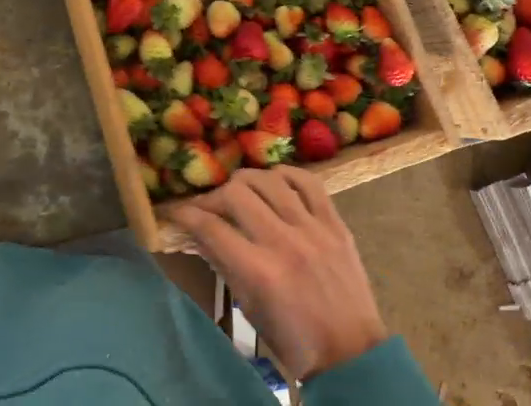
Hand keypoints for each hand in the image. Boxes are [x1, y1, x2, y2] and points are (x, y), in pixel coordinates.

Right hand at [170, 166, 387, 380]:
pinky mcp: (336, 225)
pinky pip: (310, 183)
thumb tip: (196, 233)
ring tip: (240, 193)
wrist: (353, 355)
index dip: (186, 215)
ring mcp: (313, 230)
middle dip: (213, 197)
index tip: (176, 212)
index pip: (211, 227)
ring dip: (246, 182)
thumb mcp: (249, 309)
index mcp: (260, 271)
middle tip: (209, 208)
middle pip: (236, 194)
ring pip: (269, 180)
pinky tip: (275, 181)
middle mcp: (284, 243)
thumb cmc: (294, 341)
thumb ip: (223, 264)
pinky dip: (287, 175)